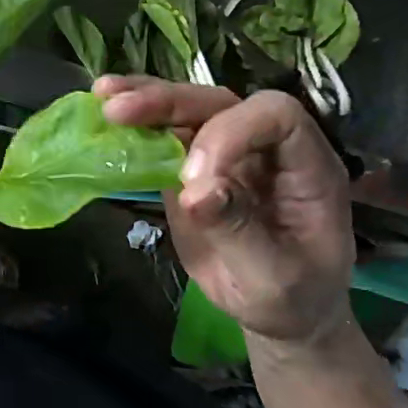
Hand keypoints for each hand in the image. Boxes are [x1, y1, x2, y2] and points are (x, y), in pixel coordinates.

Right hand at [99, 77, 355, 345]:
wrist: (279, 311)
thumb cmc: (290, 296)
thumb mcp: (272, 276)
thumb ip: (238, 229)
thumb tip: (193, 192)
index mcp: (306, 165)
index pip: (276, 117)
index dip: (231, 133)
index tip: (191, 178)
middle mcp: (266, 147)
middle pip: (221, 102)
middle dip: (171, 102)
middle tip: (119, 110)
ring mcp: (228, 153)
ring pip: (190, 109)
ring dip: (146, 101)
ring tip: (103, 96)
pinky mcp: (192, 168)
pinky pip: (166, 136)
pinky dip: (135, 126)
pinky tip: (102, 118)